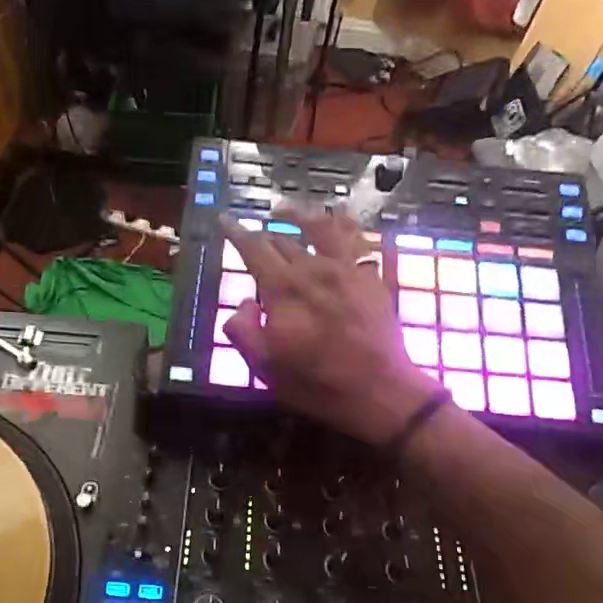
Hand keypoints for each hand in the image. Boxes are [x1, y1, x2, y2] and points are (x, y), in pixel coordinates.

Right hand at [222, 207, 437, 440]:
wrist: (379, 391)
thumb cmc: (315, 383)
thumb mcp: (264, 367)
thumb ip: (243, 331)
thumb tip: (242, 304)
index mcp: (283, 290)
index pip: (254, 249)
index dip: (236, 233)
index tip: (224, 220)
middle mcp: (315, 269)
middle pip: (284, 239)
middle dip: (263, 232)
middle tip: (251, 230)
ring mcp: (348, 270)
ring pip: (323, 229)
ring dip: (302, 216)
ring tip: (289, 211)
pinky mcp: (373, 278)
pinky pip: (359, 239)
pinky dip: (346, 224)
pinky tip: (340, 220)